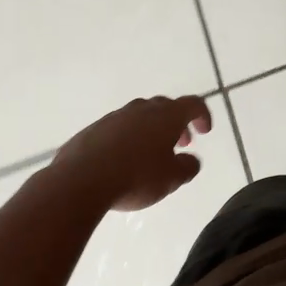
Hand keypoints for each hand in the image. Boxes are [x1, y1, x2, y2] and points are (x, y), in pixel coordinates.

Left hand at [51, 95, 211, 211]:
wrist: (80, 181)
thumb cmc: (136, 177)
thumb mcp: (171, 178)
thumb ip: (187, 167)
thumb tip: (191, 160)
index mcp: (166, 115)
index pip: (193, 104)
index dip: (202, 115)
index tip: (205, 131)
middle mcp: (142, 109)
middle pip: (165, 108)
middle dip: (176, 124)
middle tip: (181, 143)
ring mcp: (114, 117)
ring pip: (139, 117)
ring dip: (150, 131)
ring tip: (150, 154)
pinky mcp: (92, 130)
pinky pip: (116, 130)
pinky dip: (126, 140)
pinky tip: (121, 162)